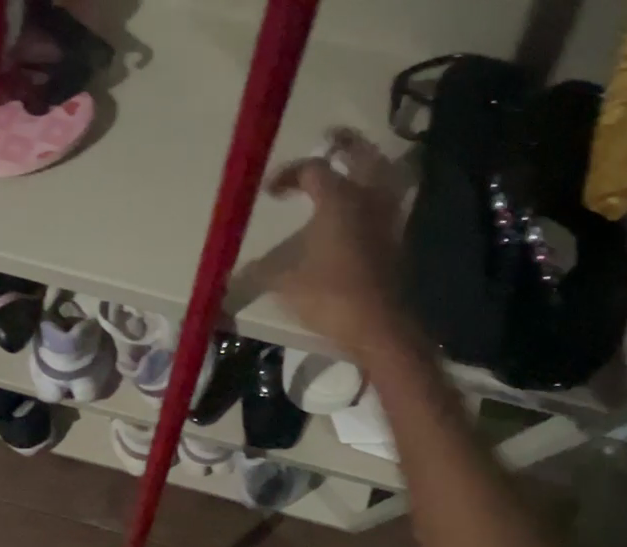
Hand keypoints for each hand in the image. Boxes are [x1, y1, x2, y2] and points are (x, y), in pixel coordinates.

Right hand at [265, 128, 411, 360]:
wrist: (379, 327)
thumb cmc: (330, 296)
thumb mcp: (284, 284)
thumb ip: (258, 273)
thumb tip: (227, 278)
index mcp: (338, 198)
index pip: (312, 168)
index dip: (289, 173)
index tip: (272, 191)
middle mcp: (368, 198)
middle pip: (362, 155)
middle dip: (346, 144)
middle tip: (331, 139)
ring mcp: (389, 219)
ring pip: (385, 177)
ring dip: (370, 168)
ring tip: (354, 171)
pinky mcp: (398, 243)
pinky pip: (390, 207)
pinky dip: (378, 200)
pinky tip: (364, 214)